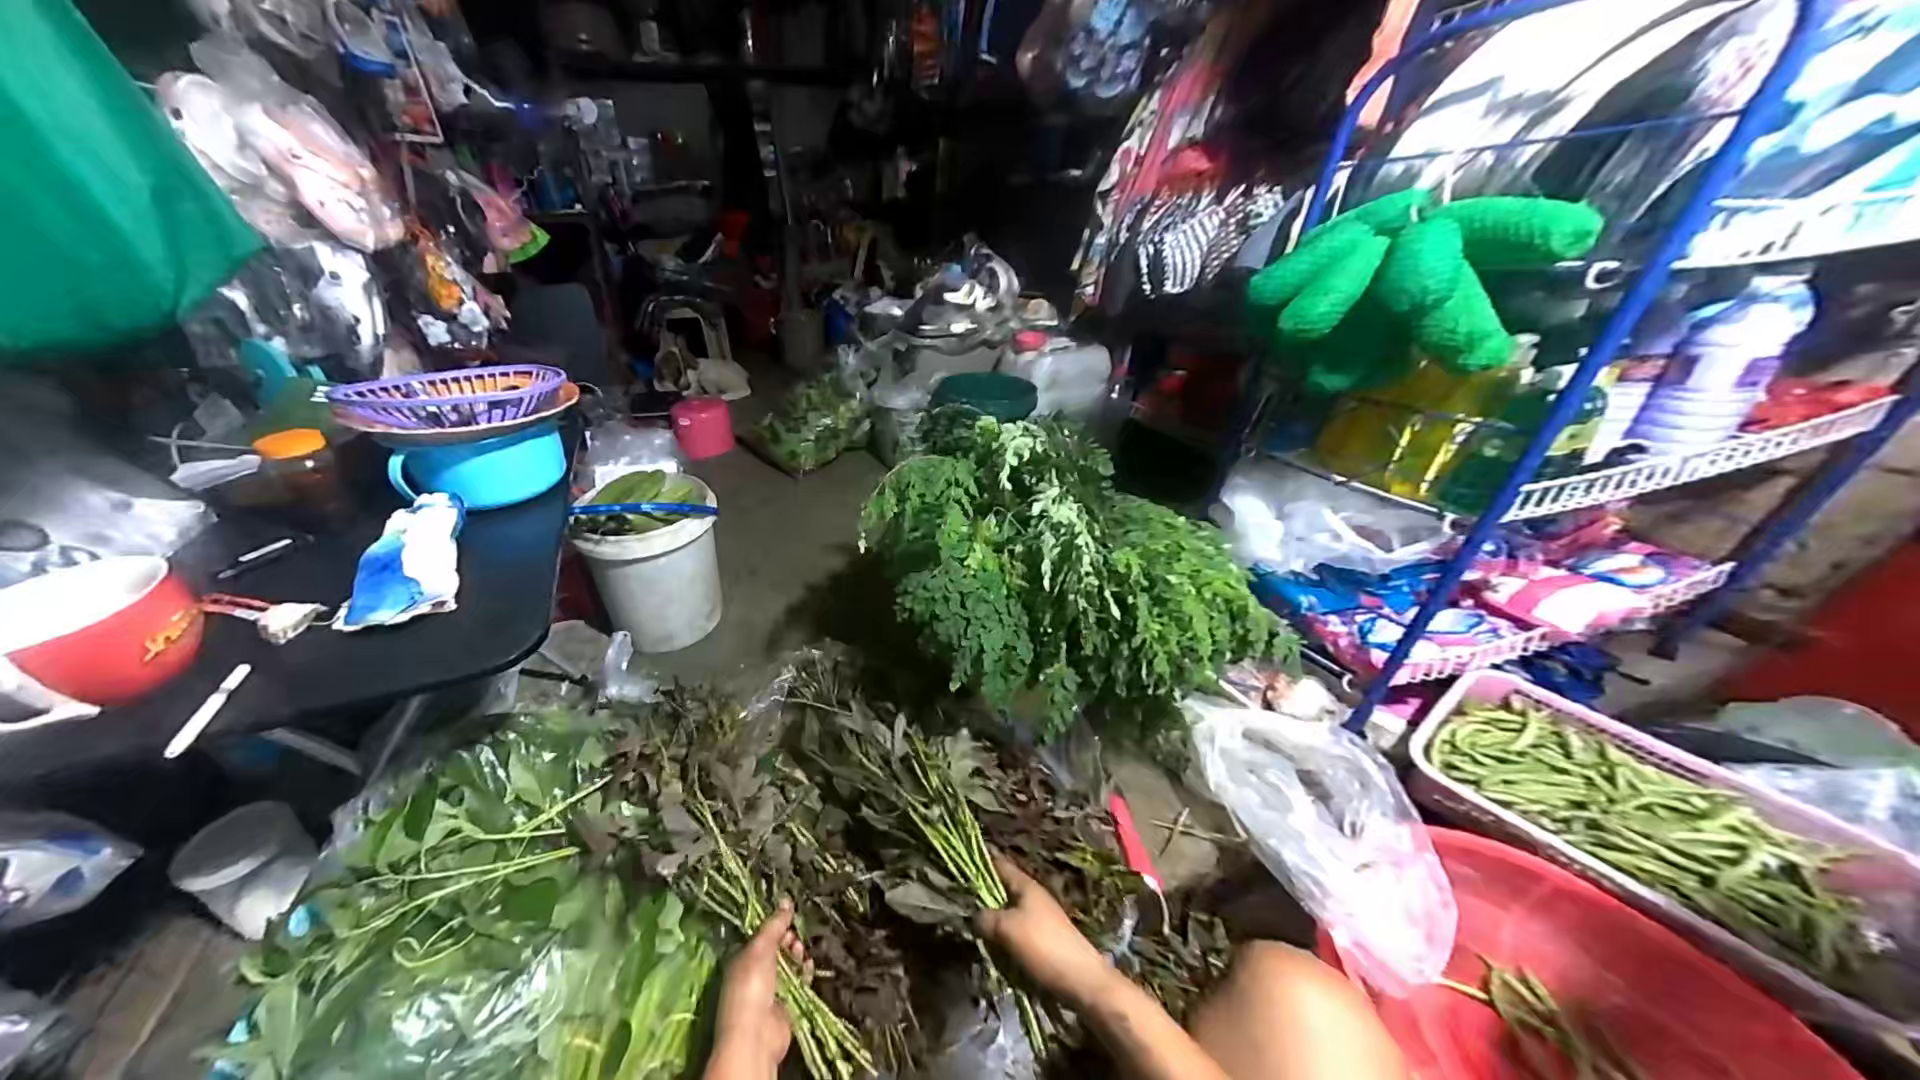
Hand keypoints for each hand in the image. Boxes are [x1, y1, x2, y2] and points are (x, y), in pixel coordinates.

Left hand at [706, 899, 802, 1079]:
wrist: (756, 1035)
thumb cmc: (751, 986)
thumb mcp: (760, 948)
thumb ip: (774, 924)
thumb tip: (787, 899)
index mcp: (742, 956)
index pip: (762, 933)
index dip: (776, 924)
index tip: (788, 917)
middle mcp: (755, 970)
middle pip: (777, 946)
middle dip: (789, 938)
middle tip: (794, 939)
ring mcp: (771, 987)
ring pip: (789, 961)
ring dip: (798, 954)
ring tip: (801, 953)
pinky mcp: (786, 1001)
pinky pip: (799, 979)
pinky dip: (805, 971)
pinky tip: (809, 966)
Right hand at [974, 853, 1115, 1008]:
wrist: (1081, 980)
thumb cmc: (1043, 946)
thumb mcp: (1007, 928)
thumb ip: (985, 918)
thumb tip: (972, 916)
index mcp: (1025, 885)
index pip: (999, 864)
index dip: (980, 862)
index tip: (960, 865)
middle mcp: (1032, 896)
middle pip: (1002, 888)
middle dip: (982, 895)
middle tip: (959, 902)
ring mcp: (1039, 917)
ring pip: (1007, 911)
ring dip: (992, 917)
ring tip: (971, 926)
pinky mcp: (1042, 938)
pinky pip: (1015, 929)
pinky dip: (1003, 934)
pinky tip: (992, 945)